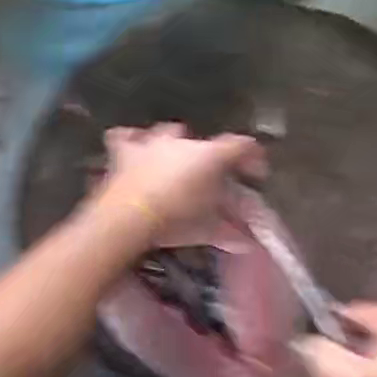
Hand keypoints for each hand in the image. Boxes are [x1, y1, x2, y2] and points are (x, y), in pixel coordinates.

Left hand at [94, 123, 262, 245]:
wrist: (127, 217)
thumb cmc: (175, 221)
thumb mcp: (208, 228)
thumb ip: (229, 232)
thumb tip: (245, 243)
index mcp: (212, 155)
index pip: (243, 146)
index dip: (253, 158)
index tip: (254, 174)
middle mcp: (181, 144)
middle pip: (202, 142)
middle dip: (209, 155)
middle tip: (207, 175)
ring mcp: (149, 146)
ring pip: (165, 132)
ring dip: (171, 144)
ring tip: (170, 159)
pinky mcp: (121, 155)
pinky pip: (122, 136)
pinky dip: (127, 139)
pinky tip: (128, 142)